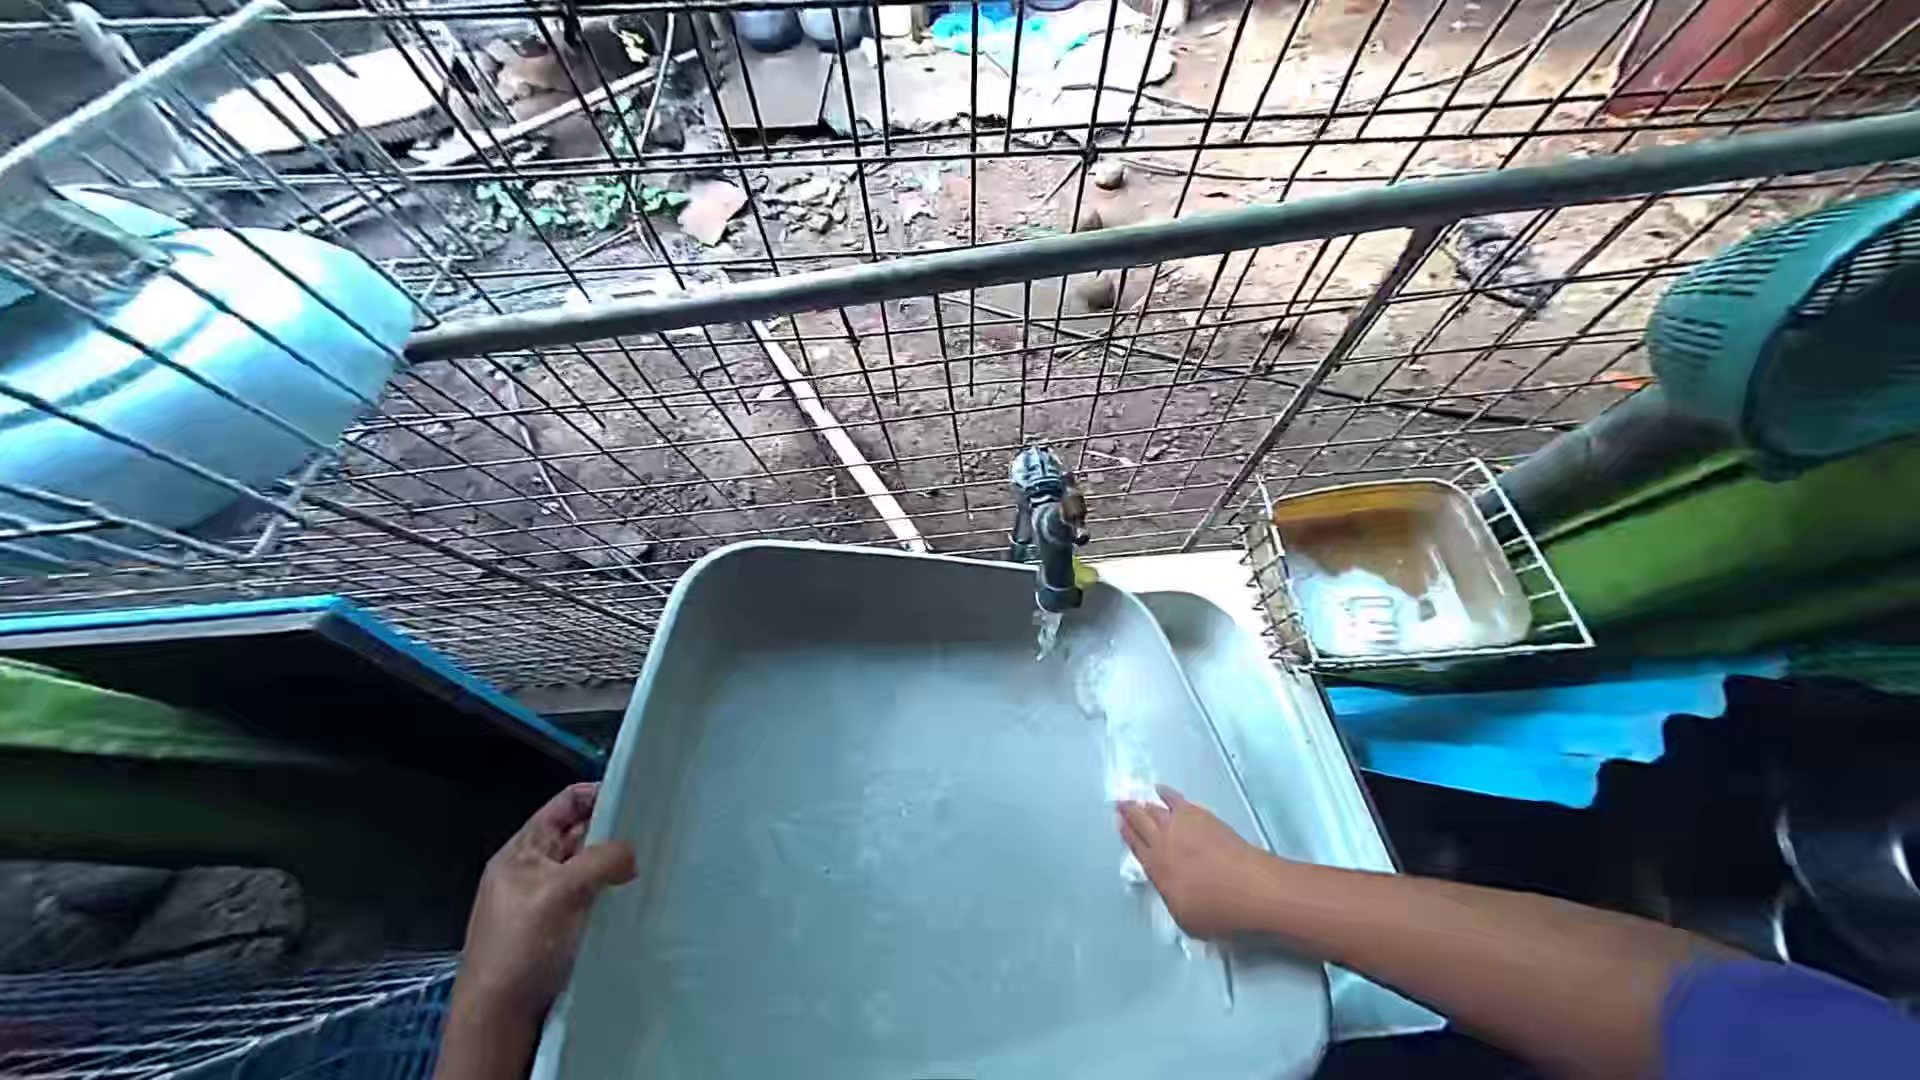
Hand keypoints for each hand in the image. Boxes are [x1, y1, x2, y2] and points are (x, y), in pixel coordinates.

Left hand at [454, 782, 636, 1023]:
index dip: (598, 794)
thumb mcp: (559, 892)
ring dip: (617, 862)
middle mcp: (536, 868)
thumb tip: (632, 853)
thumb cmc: (519, 948)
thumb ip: (601, 859)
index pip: (566, 803)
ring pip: (593, 862)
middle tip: (649, 834)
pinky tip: (634, 893)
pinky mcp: (565, 922)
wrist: (499, 1020)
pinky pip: (596, 891)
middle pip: (583, 831)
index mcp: (522, 851)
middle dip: (615, 831)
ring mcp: (550, 896)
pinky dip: (614, 888)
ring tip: (647, 863)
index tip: (635, 799)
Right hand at [1117, 784, 1286, 939]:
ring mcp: (1183, 825)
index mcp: (1157, 867)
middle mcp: (1164, 841)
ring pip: (1155, 809)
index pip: (1135, 846)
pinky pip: (1177, 800)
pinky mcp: (1202, 816)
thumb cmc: (1221, 912)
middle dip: (1128, 812)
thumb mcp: (1184, 916)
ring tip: (1135, 800)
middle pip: (1140, 821)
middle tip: (1120, 805)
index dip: (1126, 834)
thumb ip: (1168, 893)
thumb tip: (1164, 881)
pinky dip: (1166, 794)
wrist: (1255, 890)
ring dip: (1143, 803)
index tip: (1119, 825)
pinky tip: (1162, 791)